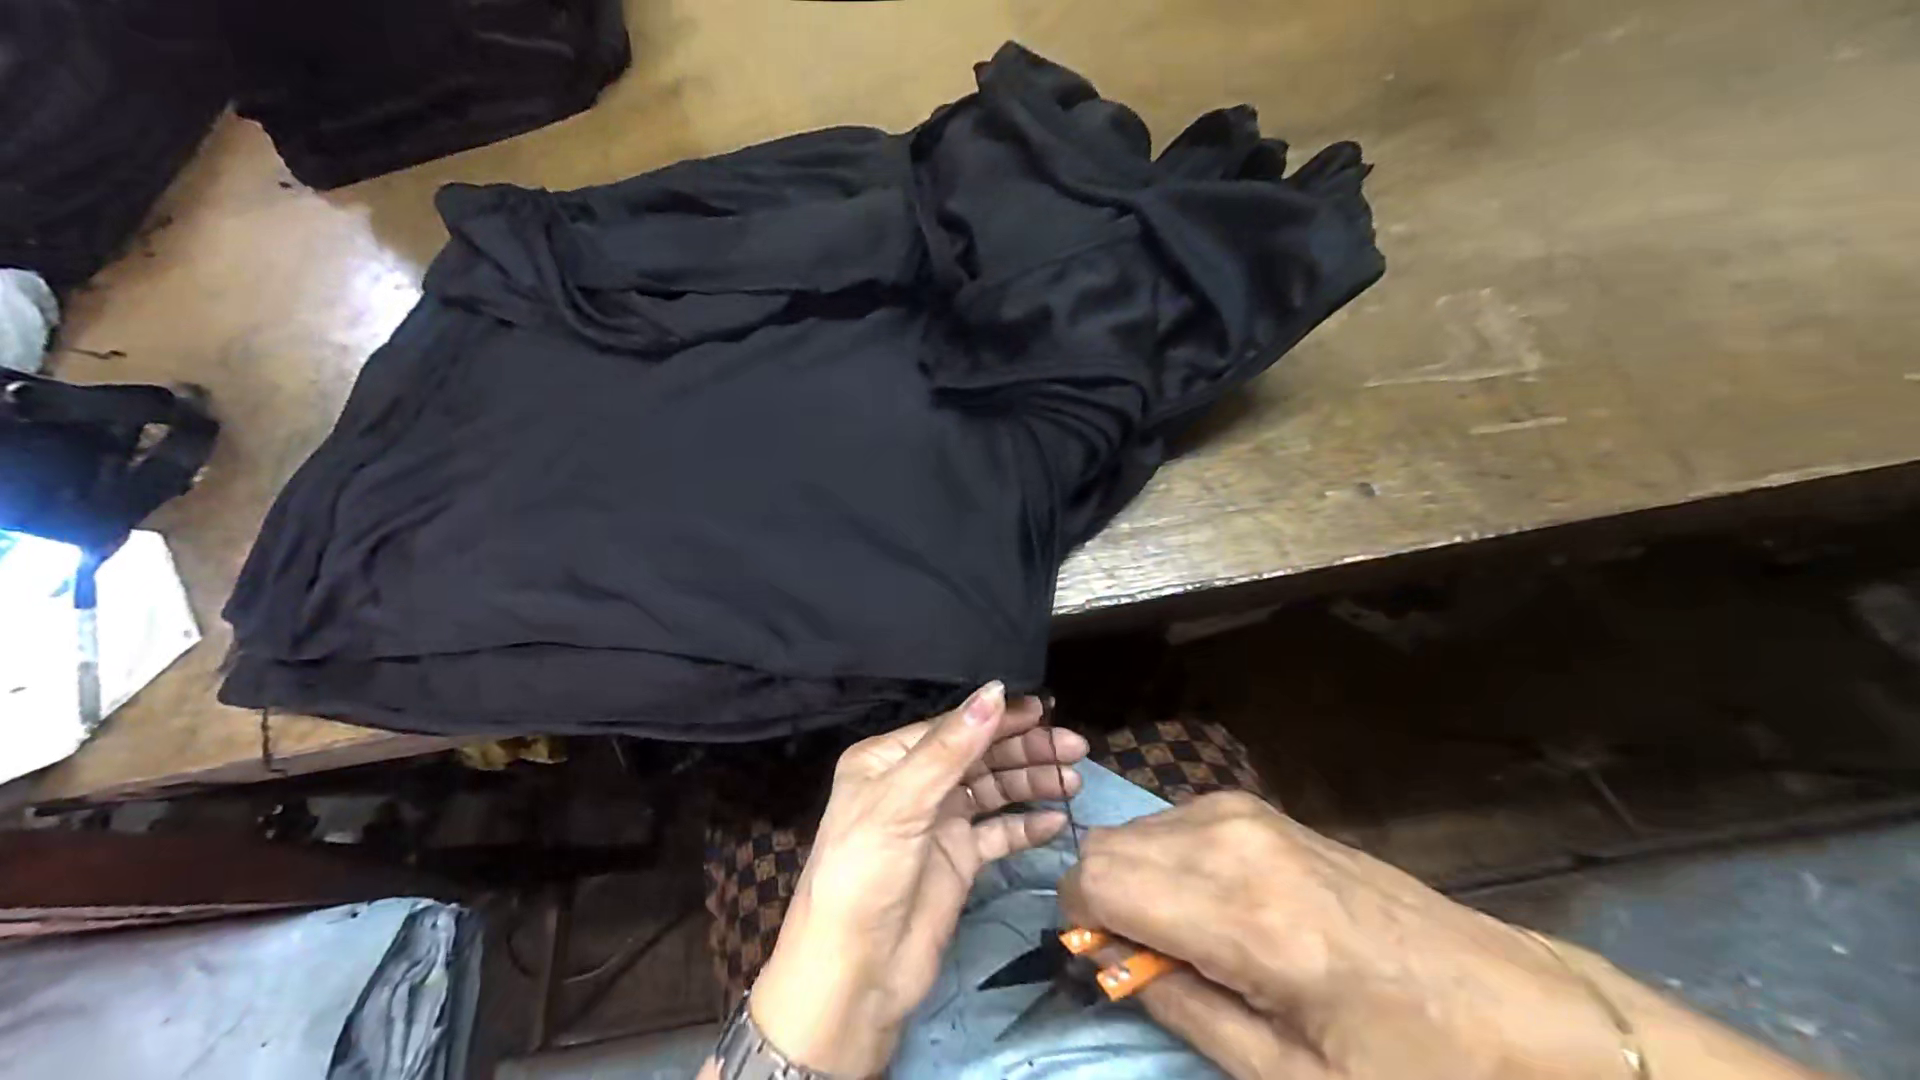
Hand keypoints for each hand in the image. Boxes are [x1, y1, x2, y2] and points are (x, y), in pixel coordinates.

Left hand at [749, 681, 1088, 1076]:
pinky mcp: (957, 861)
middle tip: (1073, 748)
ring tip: (1071, 782)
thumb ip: (951, 745)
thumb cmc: (867, 872)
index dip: (997, 718)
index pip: (953, 727)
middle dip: (1024, 749)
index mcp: (887, 760)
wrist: (856, 974)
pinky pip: (998, 833)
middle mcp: (914, 784)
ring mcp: (938, 823)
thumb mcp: (903, 801)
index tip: (1043, 711)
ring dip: (1031, 783)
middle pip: (978, 756)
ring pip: (993, 791)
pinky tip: (1053, 822)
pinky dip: (1025, 826)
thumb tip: (994, 690)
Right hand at [1057, 792, 1645, 1079]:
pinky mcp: (1257, 805)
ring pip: (1132, 832)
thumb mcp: (1287, 1077)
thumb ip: (1179, 1005)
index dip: (1079, 926)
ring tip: (1190, 940)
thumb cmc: (1411, 1068)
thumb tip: (1105, 959)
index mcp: (1244, 914)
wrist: (1518, 1007)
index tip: (1109, 969)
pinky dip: (1164, 863)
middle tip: (1150, 962)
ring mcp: (1245, 811)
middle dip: (1103, 904)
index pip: (1098, 880)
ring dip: (1134, 883)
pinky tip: (1214, 907)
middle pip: (1105, 848)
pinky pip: (1170, 824)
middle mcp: (1232, 839)